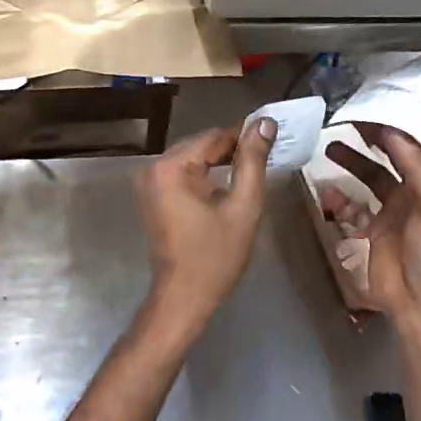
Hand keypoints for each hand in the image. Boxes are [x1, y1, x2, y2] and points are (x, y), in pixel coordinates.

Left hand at [133, 120, 275, 336]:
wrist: (183, 297)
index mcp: (171, 167)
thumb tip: (264, 123)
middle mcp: (153, 168)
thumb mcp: (242, 207)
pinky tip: (227, 186)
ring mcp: (149, 182)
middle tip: (265, 158)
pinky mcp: (152, 195)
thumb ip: (252, 162)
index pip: (214, 136)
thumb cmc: (215, 256)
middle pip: (201, 145)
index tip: (272, 141)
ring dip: (220, 162)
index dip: (245, 137)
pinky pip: (182, 174)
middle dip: (232, 150)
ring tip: (251, 171)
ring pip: (193, 158)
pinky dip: (204, 176)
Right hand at [321, 125, 420, 327]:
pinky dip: (339, 199)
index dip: (400, 122)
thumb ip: (418, 167)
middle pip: (391, 155)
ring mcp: (392, 211)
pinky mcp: (372, 231)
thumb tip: (392, 130)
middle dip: (371, 136)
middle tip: (346, 118)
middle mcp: (416, 191)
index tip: (375, 102)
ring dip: (352, 161)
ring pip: (369, 177)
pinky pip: (352, 208)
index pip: (419, 142)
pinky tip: (326, 193)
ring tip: (330, 147)